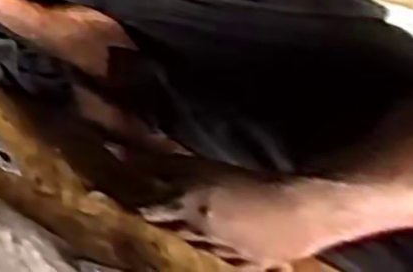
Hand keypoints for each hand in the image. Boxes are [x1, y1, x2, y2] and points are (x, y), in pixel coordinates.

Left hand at [142, 177, 338, 270]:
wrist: (298, 208)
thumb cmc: (239, 179)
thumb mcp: (190, 164)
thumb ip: (153, 162)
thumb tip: (115, 152)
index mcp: (183, 206)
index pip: (147, 210)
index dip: (136, 204)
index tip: (126, 199)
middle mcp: (201, 232)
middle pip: (169, 228)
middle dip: (160, 221)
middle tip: (155, 213)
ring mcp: (228, 251)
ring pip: (196, 246)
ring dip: (187, 237)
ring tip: (184, 228)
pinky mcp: (255, 265)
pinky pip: (228, 264)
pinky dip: (218, 255)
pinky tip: (212, 248)